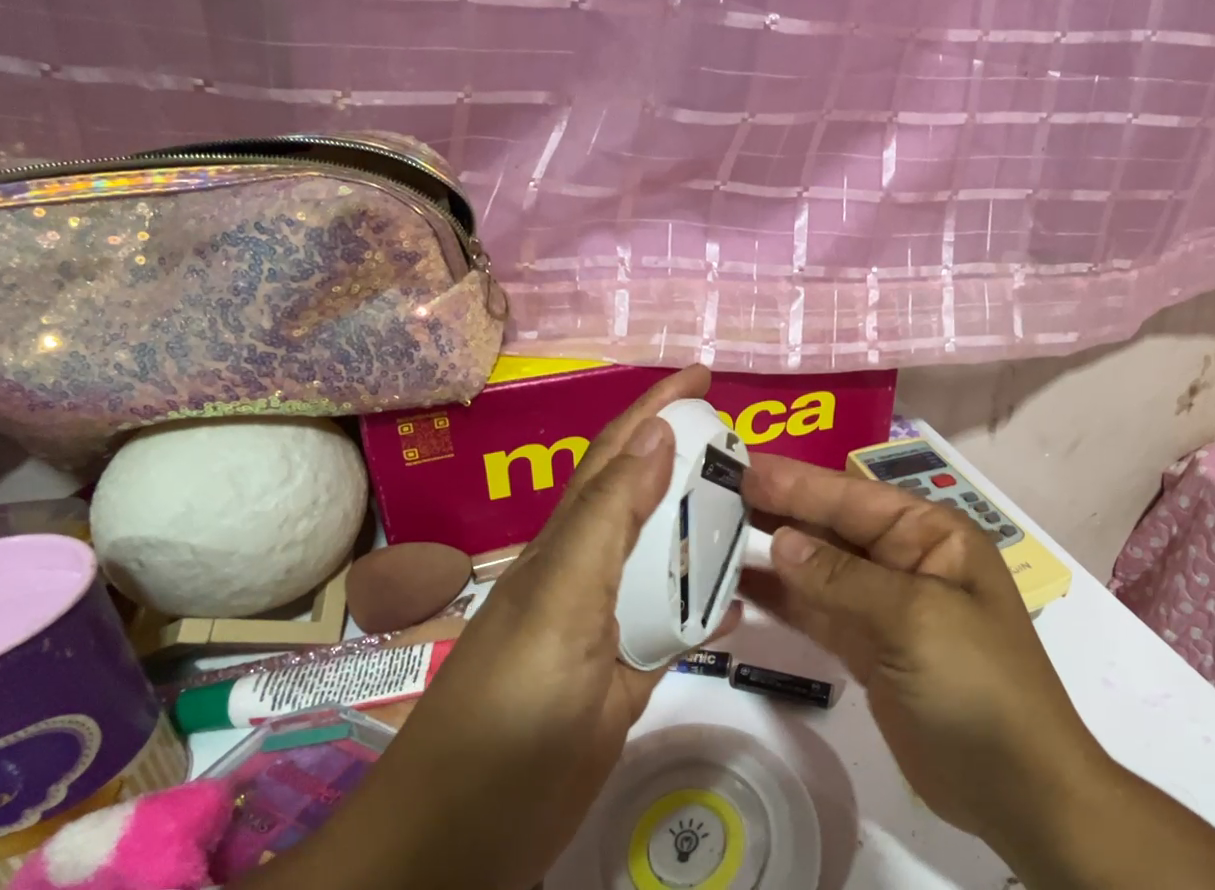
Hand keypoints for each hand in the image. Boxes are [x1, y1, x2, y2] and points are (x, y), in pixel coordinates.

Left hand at [243, 366, 733, 889]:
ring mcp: (604, 629)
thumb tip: (658, 435)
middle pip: (644, 501)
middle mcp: (587, 576)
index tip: (702, 374)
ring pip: (663, 560)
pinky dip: (706, 605)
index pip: (616, 457)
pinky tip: (738, 599)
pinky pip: (672, 627)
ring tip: (755, 505)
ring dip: (704, 527)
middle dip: (685, 457)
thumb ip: (610, 523)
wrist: (459, 839)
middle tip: (744, 442)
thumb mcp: (560, 606)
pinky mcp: (621, 678)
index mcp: (567, 547)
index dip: (654, 407)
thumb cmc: (507, 715)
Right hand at [738, 452, 1099, 841]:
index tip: (736, 465)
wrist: (1016, 784)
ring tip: (711, 534)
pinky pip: (818, 613)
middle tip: (710, 491)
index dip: (794, 482)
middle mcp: (907, 561)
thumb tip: (779, 542)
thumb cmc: (978, 683)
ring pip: (818, 569)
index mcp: (931, 535)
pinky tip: (739, 588)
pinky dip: (782, 600)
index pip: (851, 497)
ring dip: (771, 554)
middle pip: (831, 527)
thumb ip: (842, 578)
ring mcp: (885, 608)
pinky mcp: (868, 650)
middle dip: (777, 509)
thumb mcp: (915, 618)